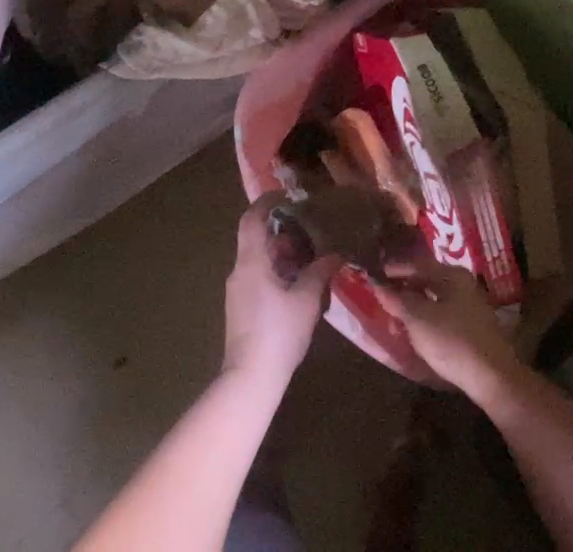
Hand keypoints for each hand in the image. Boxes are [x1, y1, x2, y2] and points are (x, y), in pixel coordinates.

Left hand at [221, 192, 342, 385]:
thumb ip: (319, 273)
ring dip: (281, 254)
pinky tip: (298, 284)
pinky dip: (276, 272)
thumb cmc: (278, 334)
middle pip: (255, 239)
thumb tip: (335, 255)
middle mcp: (239, 272)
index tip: (285, 194)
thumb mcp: (306, 301)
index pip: (252, 220)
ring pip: (257, 260)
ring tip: (310, 256)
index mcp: (251, 263)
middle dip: (281, 231)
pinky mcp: (240, 308)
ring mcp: (237, 292)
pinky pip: (257, 278)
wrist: (250, 378)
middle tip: (308, 228)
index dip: (266, 203)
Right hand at [372, 256, 523, 397]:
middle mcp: (463, 284)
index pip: (417, 264)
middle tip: (381, 292)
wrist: (492, 377)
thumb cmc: (452, 341)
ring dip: (414, 301)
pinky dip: (426, 314)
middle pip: (428, 278)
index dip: (394, 268)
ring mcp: (470, 305)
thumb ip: (397, 300)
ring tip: (394, 310)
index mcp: (452, 275)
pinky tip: (415, 326)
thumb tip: (378, 284)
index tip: (373, 274)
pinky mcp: (472, 325)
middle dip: (404, 285)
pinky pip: (442, 311)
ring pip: (435, 296)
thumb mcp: (418, 319)